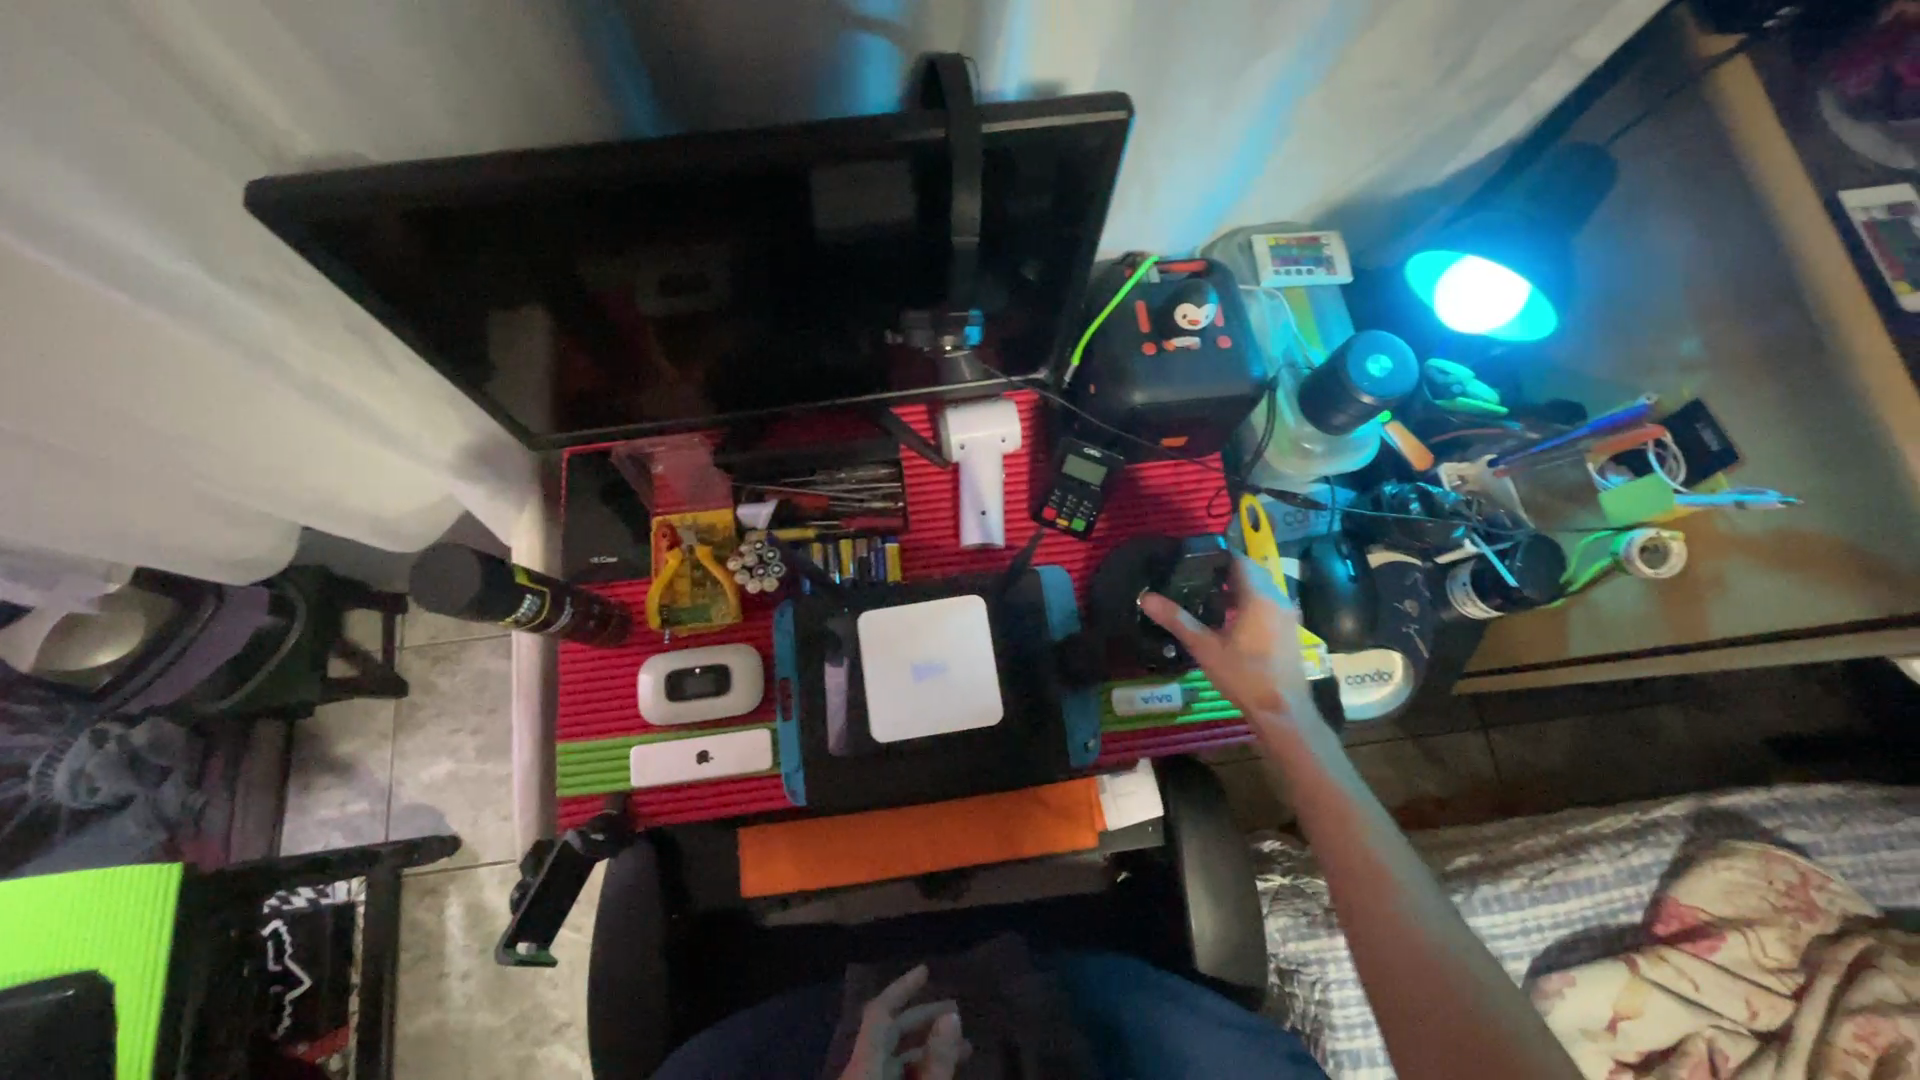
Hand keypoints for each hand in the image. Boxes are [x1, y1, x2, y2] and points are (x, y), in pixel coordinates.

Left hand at [836, 964, 967, 1079]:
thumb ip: (937, 1059)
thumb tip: (952, 1016)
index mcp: (864, 1063)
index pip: (880, 1010)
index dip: (902, 987)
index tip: (926, 970)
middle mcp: (856, 1068)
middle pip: (887, 1032)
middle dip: (922, 1019)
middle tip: (956, 1011)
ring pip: (890, 1057)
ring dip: (923, 1048)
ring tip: (961, 1047)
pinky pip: (887, 1074)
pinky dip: (913, 1067)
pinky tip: (937, 1069)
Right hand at [1141, 554, 1313, 732]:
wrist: (1282, 711)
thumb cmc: (1243, 675)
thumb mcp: (1204, 647)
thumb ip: (1176, 619)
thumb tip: (1145, 598)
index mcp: (1259, 596)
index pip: (1239, 560)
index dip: (1216, 556)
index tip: (1192, 561)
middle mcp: (1278, 598)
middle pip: (1251, 572)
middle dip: (1224, 573)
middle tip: (1194, 579)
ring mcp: (1287, 614)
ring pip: (1261, 589)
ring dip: (1237, 589)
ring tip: (1207, 599)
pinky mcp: (1289, 629)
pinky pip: (1268, 604)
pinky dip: (1249, 603)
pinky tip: (1228, 621)